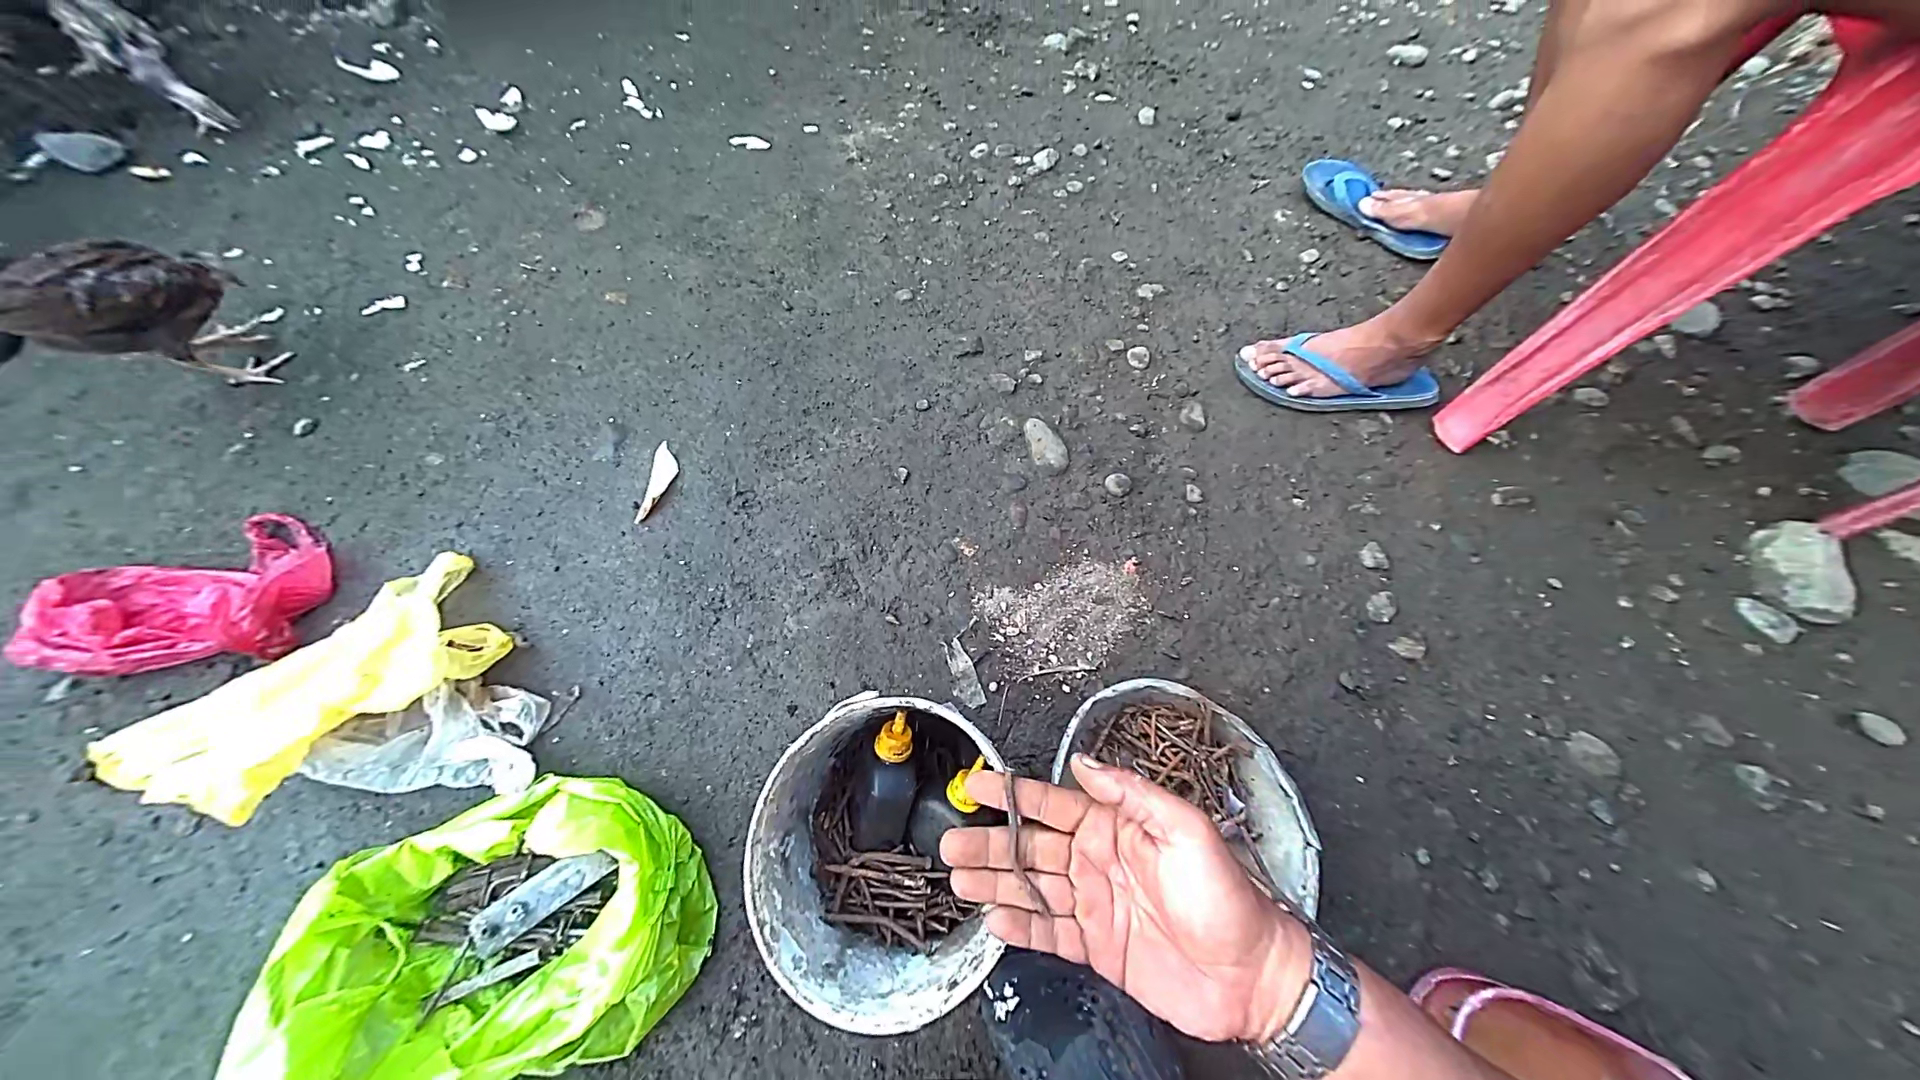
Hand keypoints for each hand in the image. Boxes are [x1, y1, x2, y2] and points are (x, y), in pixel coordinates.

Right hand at [942, 753, 1312, 1043]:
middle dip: (989, 843)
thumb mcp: (1185, 828)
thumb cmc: (1227, 898)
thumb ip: (1132, 793)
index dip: (1012, 794)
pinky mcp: (1097, 946)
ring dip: (994, 882)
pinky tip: (994, 918)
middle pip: (1030, 847)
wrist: (1253, 975)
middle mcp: (1097, 860)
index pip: (1051, 803)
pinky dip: (1019, 926)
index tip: (980, 784)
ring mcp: (1094, 903)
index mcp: (1114, 827)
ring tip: (959, 878)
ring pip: (1031, 888)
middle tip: (953, 842)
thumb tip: (1086, 763)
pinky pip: (1048, 932)